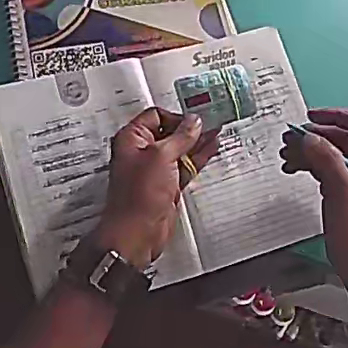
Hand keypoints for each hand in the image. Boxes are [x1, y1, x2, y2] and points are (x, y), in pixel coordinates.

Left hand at [95, 108, 221, 266]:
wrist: (138, 231)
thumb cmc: (137, 197)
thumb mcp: (161, 157)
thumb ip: (180, 137)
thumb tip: (193, 123)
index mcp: (132, 139)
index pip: (156, 116)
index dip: (176, 116)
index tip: (194, 120)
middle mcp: (142, 153)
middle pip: (169, 132)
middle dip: (190, 128)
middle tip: (209, 121)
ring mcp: (155, 170)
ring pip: (180, 149)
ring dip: (197, 142)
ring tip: (215, 132)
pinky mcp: (167, 185)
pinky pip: (185, 165)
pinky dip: (198, 157)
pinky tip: (210, 149)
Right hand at [280, 108, 347, 286]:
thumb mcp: (343, 195)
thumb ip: (328, 162)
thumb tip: (310, 138)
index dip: (335, 118)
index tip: (310, 117)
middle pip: (343, 138)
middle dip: (315, 137)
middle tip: (290, 140)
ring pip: (332, 152)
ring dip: (309, 152)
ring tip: (287, 156)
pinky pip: (328, 167)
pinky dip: (311, 165)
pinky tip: (294, 167)